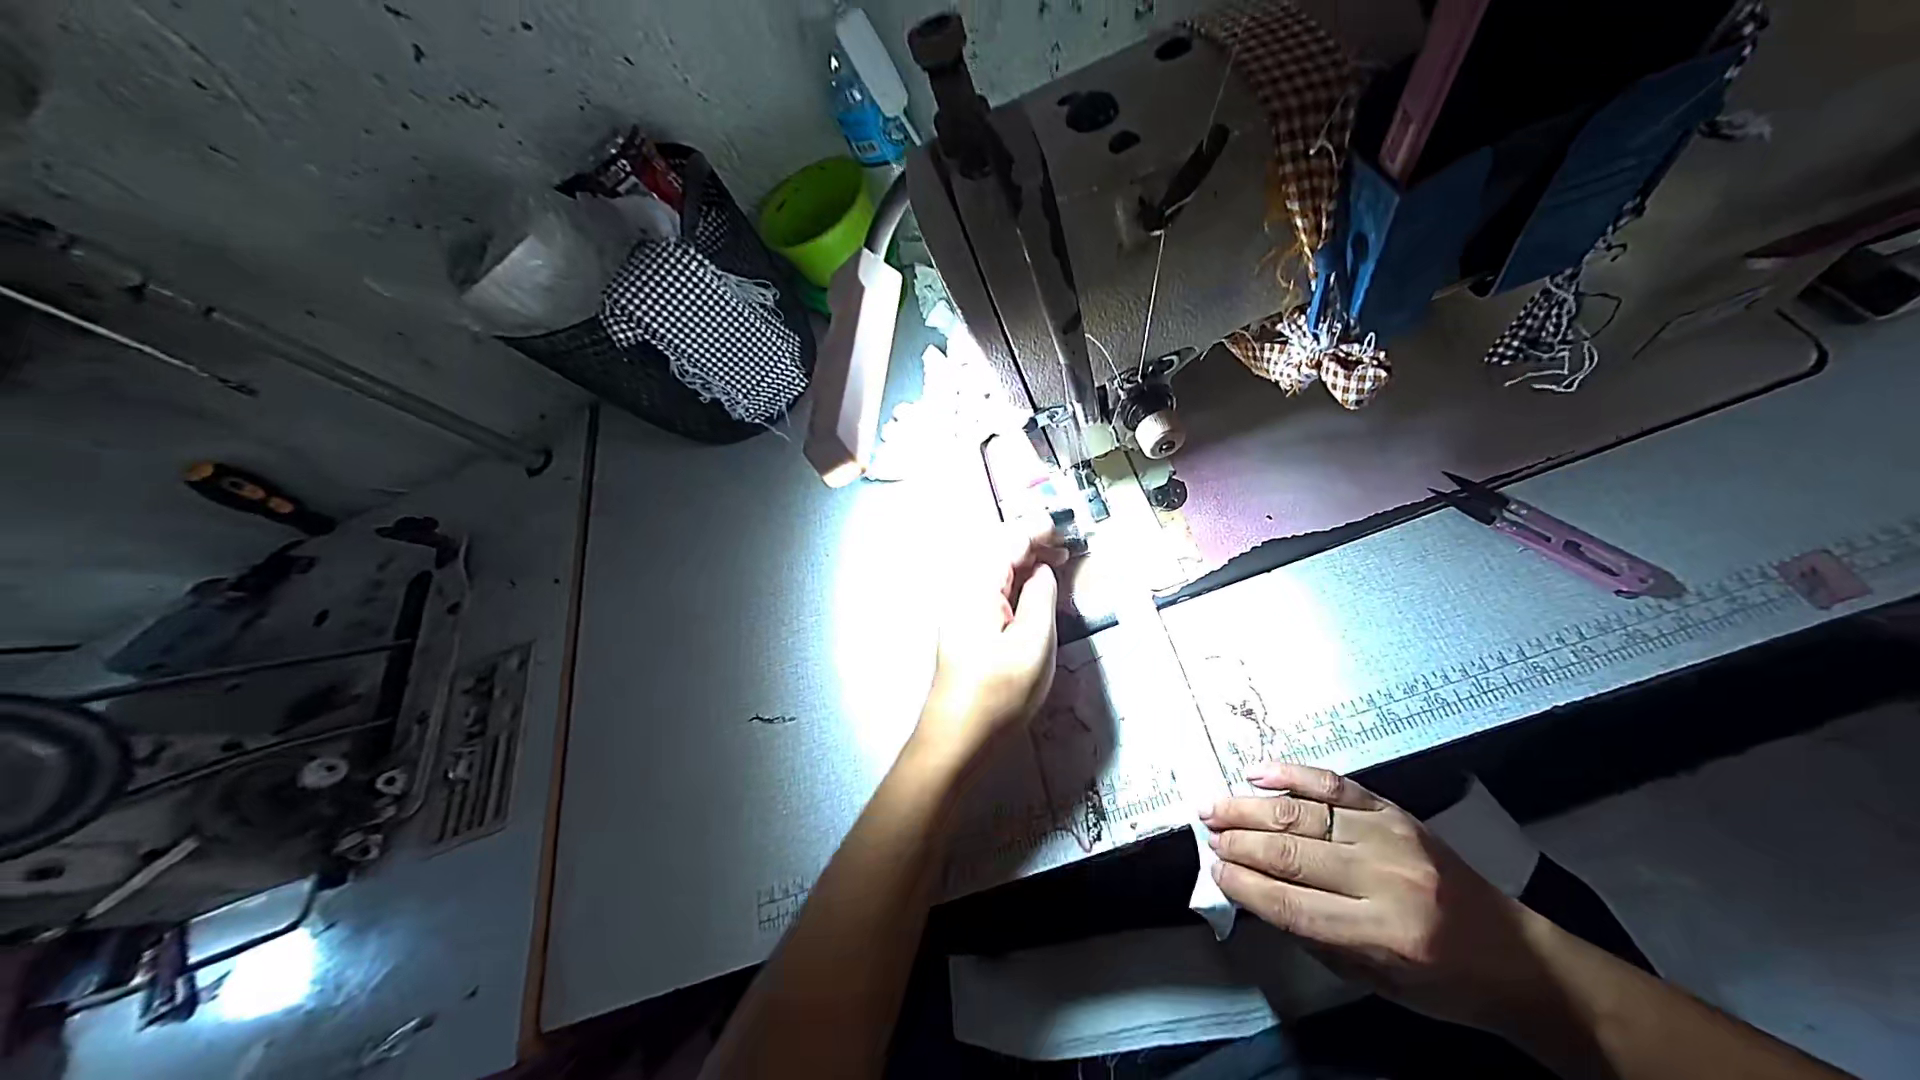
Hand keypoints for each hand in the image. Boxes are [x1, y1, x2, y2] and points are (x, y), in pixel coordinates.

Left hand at [914, 520, 1067, 767]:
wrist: (957, 736)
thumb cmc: (998, 694)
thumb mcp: (1034, 644)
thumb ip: (1040, 598)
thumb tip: (1042, 571)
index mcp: (977, 587)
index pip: (1008, 541)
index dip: (1037, 530)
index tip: (1064, 528)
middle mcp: (961, 590)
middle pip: (996, 548)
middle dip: (1030, 541)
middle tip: (1064, 549)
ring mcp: (958, 607)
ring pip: (992, 567)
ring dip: (1022, 560)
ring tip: (1053, 565)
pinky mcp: (962, 624)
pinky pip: (989, 586)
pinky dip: (1012, 579)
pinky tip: (1029, 590)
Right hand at [1202, 763, 1549, 1030]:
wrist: (1515, 956)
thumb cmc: (1441, 982)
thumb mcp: (1374, 979)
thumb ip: (1311, 932)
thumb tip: (1251, 889)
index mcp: (1386, 935)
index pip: (1292, 904)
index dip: (1244, 886)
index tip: (1213, 871)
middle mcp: (1388, 880)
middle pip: (1292, 853)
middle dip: (1239, 843)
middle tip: (1207, 834)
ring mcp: (1392, 837)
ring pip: (1304, 815)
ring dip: (1250, 809)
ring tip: (1215, 807)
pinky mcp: (1396, 811)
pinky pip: (1334, 784)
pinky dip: (1291, 775)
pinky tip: (1256, 773)